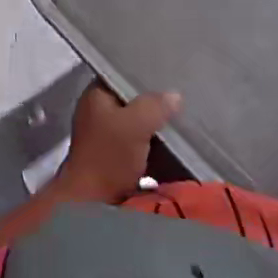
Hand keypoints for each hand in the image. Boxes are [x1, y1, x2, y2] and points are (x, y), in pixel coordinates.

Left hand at [53, 83, 180, 202]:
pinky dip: (156, 148)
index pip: (121, 74)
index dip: (143, 75)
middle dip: (155, 104)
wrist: (93, 203)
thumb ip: (154, 106)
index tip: (169, 76)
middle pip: (132, 101)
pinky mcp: (116, 159)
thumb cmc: (108, 156)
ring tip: (184, 123)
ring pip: (138, 124)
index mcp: (96, 95)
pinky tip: (176, 148)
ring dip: (157, 128)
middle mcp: (99, 111)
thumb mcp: (134, 125)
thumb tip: (174, 95)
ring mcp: (107, 136)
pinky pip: (140, 147)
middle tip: (182, 101)